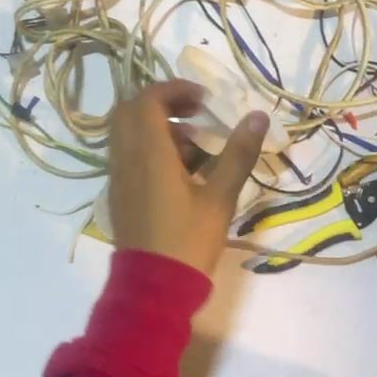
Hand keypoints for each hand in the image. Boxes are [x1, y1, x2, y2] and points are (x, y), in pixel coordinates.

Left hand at [108, 80, 268, 275]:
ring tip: (198, 145)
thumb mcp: (220, 196)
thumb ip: (238, 153)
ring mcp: (119, 177)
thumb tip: (258, 116)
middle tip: (197, 113)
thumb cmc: (188, 239)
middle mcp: (125, 158)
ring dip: (159, 129)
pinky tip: (183, 173)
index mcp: (147, 152)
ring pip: (130, 135)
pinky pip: (130, 157)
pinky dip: (151, 150)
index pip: (149, 100)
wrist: (154, 287)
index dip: (175, 90)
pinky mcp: (120, 195)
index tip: (205, 99)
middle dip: (164, 105)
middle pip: (132, 112)